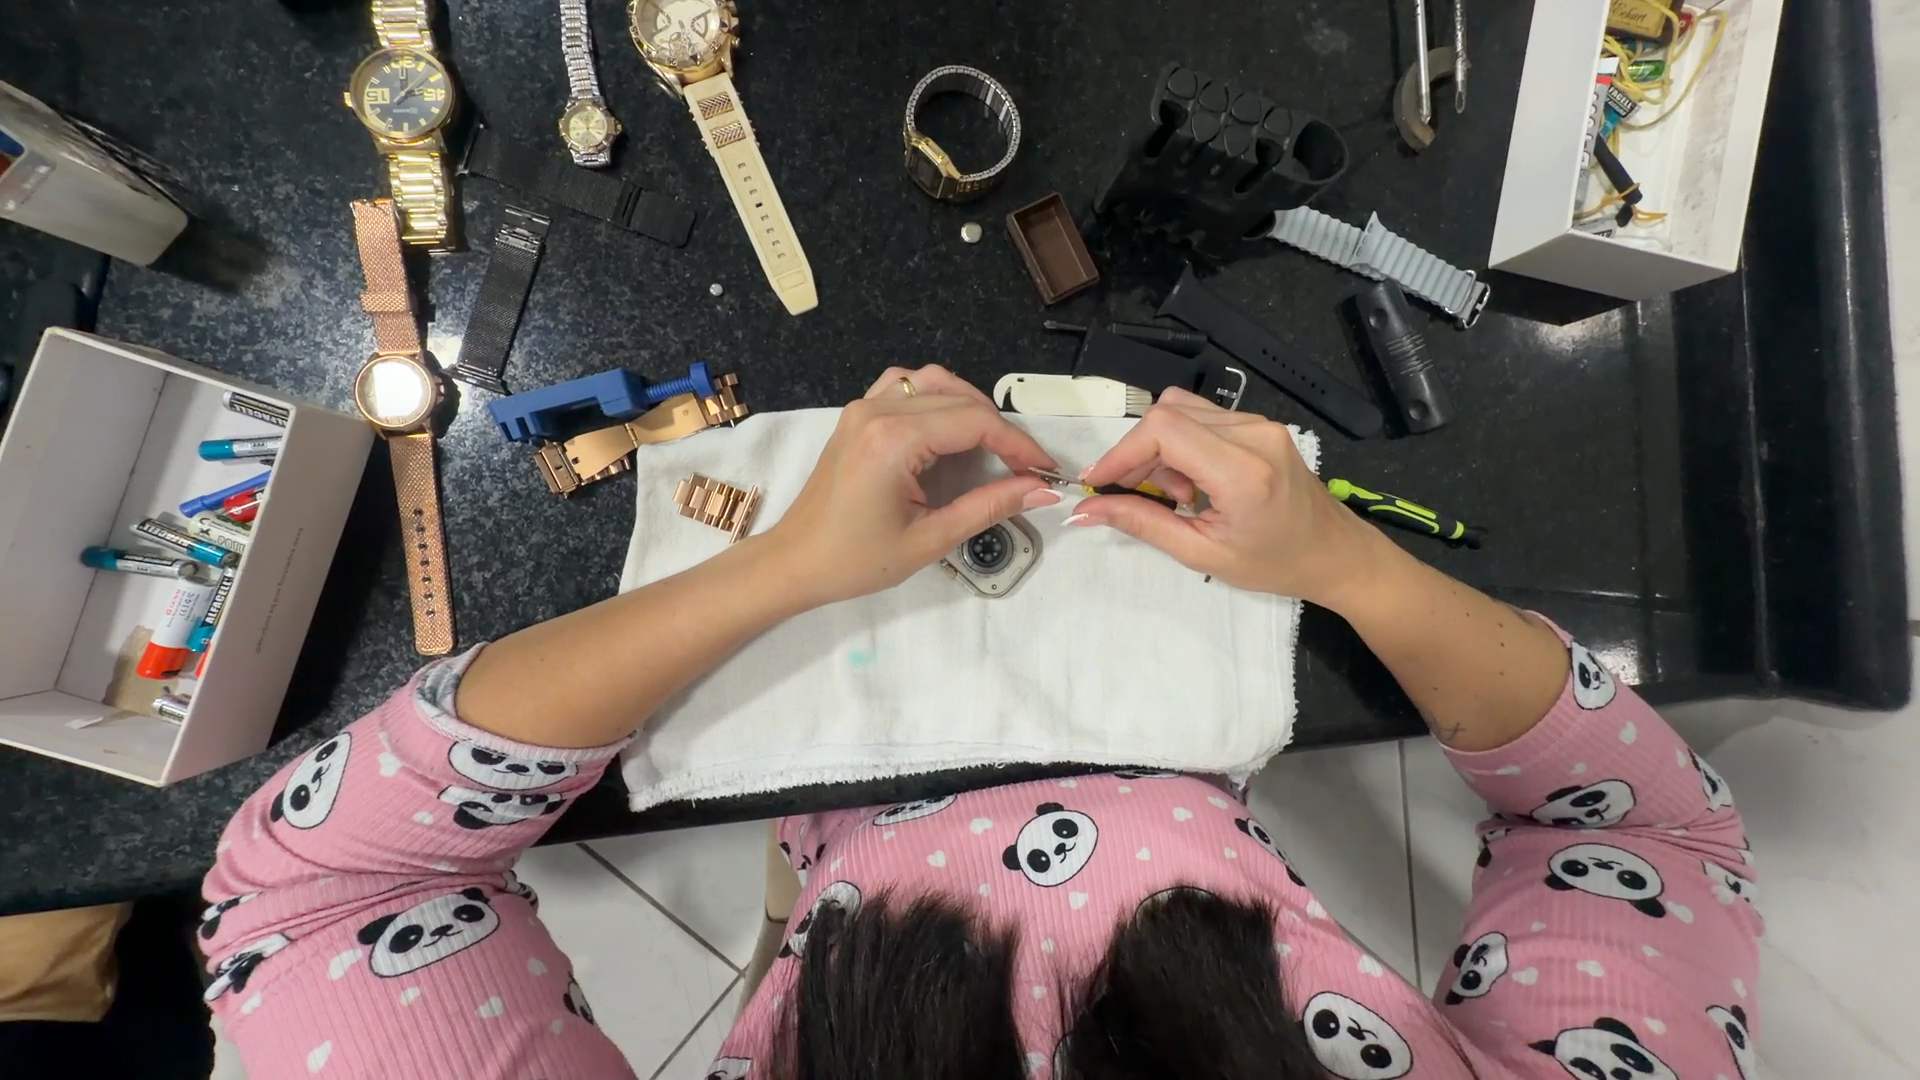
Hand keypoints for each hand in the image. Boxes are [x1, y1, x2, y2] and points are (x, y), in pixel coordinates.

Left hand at [766, 365, 1059, 607]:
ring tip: (992, 443)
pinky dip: (935, 397)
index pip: (975, 422)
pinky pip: (905, 386)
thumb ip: (988, 507)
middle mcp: (877, 410)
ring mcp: (862, 408)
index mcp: (894, 440)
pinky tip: (947, 426)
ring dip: (969, 405)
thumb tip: (1040, 490)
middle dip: (1000, 429)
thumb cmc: (855, 560)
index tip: (1045, 469)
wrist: (794, 562)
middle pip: (959, 398)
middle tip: (1024, 465)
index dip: (1018, 443)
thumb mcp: (929, 539)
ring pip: (932, 381)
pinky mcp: (856, 416)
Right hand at [1070, 387, 1381, 606]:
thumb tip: (1085, 511)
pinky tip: (1192, 482)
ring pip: (1180, 410)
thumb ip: (1141, 523)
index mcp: (1242, 472)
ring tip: (1175, 494)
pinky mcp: (1258, 424)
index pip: (1164, 431)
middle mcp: (1253, 434)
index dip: (1121, 452)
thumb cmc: (1274, 564)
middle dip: (1137, 454)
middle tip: (1138, 496)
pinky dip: (1179, 446)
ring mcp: (1259, 424)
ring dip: (1158, 450)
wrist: (1335, 553)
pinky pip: (1200, 418)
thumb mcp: (1201, 554)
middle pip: (1166, 414)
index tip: (1097, 483)